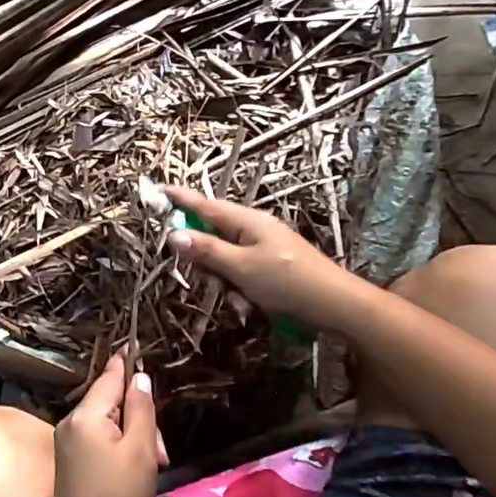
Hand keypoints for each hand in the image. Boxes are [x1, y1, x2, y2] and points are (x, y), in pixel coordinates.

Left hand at [50, 354, 165, 496]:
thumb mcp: (140, 449)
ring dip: (133, 436)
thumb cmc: (119, 496)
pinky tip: (136, 470)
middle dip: (139, 418)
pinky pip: (98, 440)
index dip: (126, 364)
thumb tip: (139, 377)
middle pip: (110, 402)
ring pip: (107, 423)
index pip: (110, 377)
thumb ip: (141, 409)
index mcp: (85, 415)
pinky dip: (119, 448)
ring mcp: (67, 442)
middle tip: (161, 451)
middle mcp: (70, 422)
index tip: (136, 346)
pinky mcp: (70, 461)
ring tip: (153, 465)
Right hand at [164, 185, 347, 324]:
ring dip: (224, 281)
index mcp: (247, 221)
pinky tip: (249, 305)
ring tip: (238, 301)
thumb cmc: (287, 281)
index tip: (160, 190)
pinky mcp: (270, 265)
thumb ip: (207, 251)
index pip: (205, 205)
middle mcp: (253, 229)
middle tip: (208, 279)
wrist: (335, 305)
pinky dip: (239, 288)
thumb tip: (174, 235)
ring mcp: (263, 247)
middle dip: (205, 260)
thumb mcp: (240, 267)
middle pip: (212, 235)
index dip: (181, 199)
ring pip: (225, 258)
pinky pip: (240, 271)